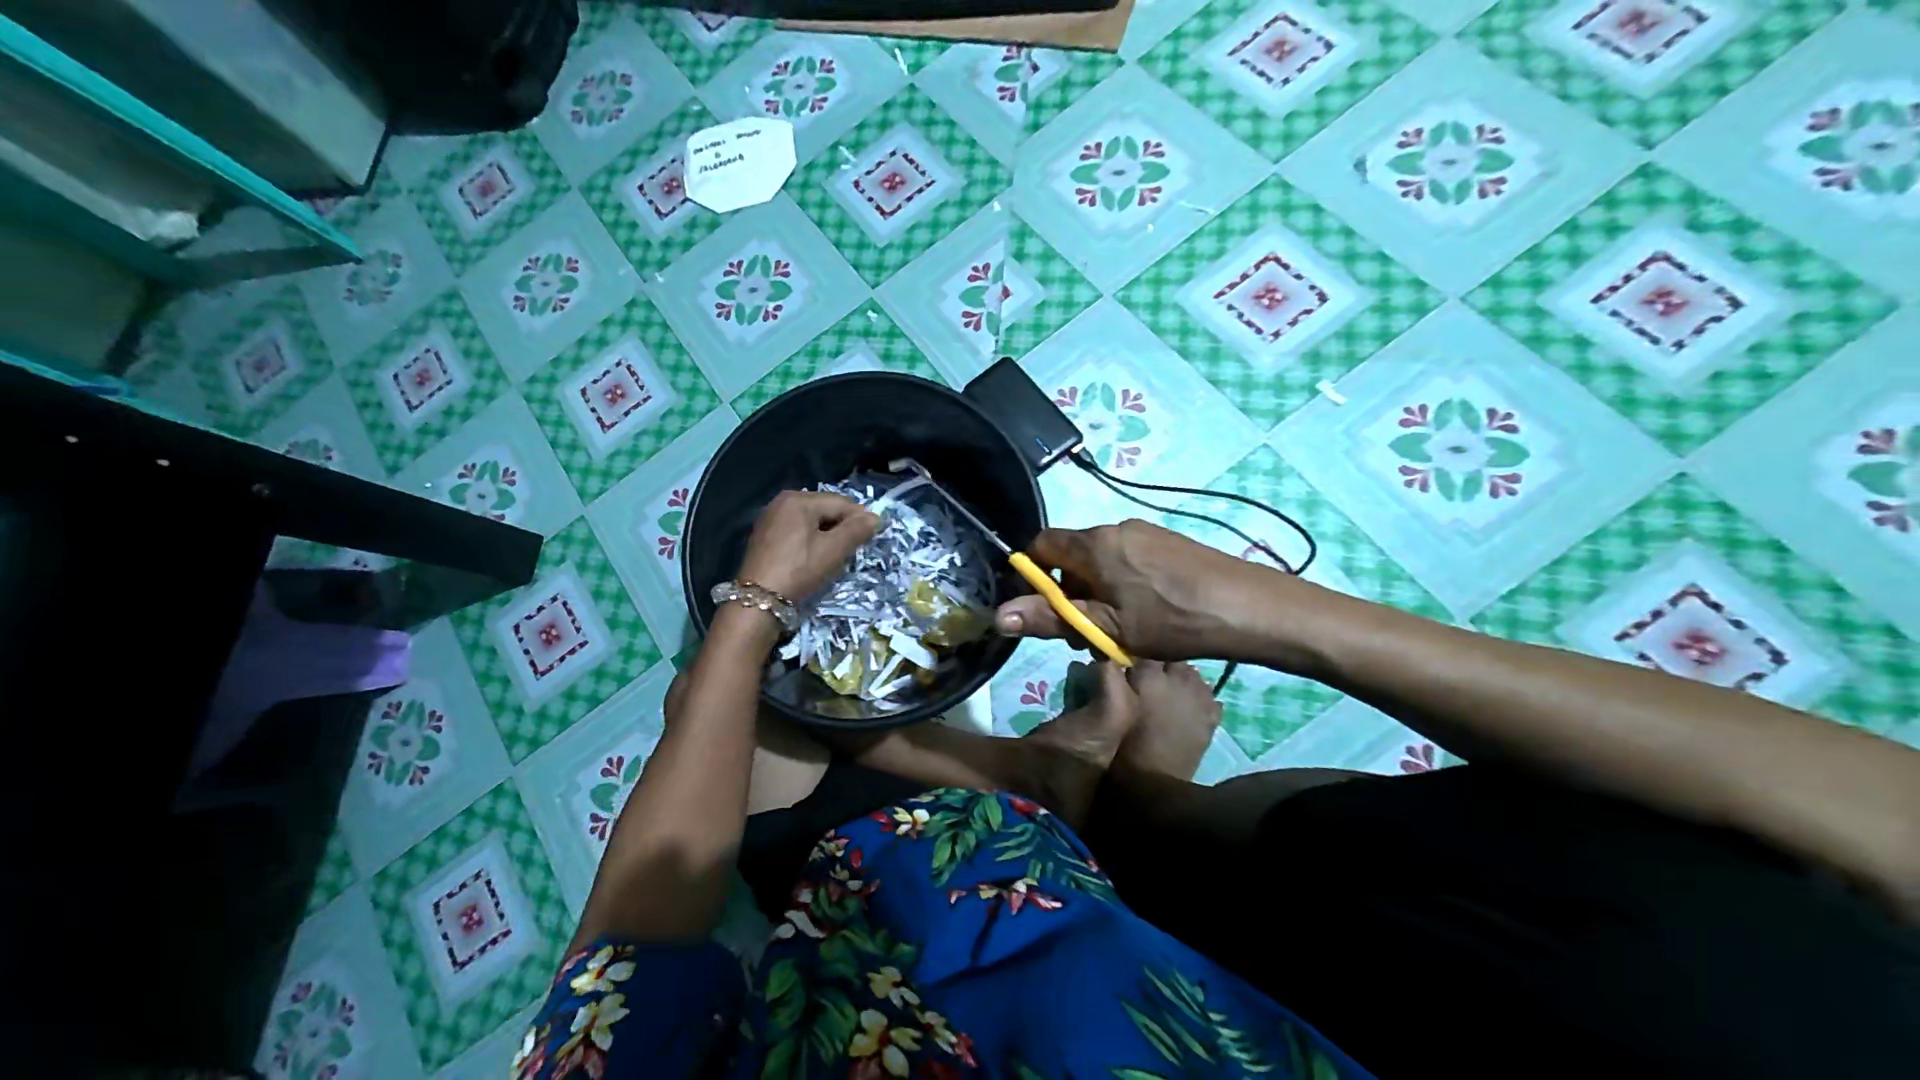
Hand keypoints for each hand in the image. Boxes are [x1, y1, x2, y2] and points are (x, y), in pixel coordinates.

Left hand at [737, 491, 880, 599]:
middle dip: (842, 526)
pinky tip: (814, 556)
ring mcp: (770, 517)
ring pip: (810, 520)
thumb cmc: (799, 570)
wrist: (759, 599)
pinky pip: (796, 529)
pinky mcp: (764, 535)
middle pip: (824, 508)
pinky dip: (810, 538)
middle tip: (853, 549)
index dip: (860, 518)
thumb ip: (856, 530)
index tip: (872, 537)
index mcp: (799, 499)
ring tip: (835, 554)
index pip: (841, 502)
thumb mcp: (832, 551)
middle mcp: (782, 501)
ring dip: (827, 533)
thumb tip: (876, 517)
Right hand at [993, 519, 1316, 663]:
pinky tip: (1145, 617)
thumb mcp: (1107, 627)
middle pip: (1071, 556)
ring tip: (1118, 632)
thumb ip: (1051, 619)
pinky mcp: (1168, 544)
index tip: (1044, 611)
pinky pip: (1127, 561)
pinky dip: (1120, 586)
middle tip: (1085, 634)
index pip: (1041, 545)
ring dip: (1095, 594)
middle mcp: (1116, 529)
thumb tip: (997, 616)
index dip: (1032, 576)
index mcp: (1094, 544)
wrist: (1251, 609)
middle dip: (1068, 593)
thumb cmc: (1172, 619)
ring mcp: (1146, 534)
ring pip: (1100, 561)